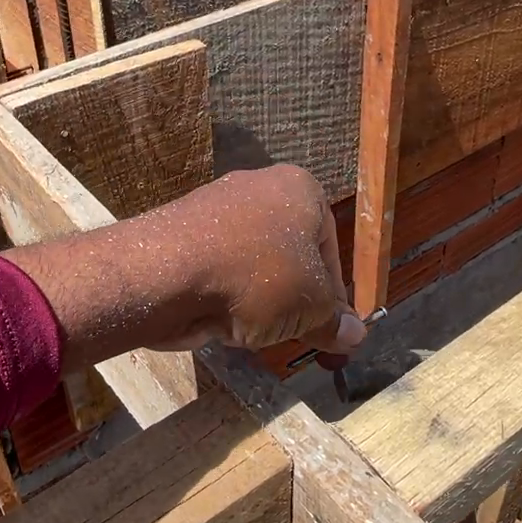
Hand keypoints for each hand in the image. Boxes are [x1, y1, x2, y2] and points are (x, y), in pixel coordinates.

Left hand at [2, 164, 366, 371]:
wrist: (166, 273)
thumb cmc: (257, 279)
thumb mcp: (312, 308)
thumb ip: (335, 322)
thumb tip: (355, 334)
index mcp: (300, 187)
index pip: (331, 248)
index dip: (333, 296)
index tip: (328, 331)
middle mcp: (259, 187)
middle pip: (290, 256)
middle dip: (293, 299)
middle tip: (292, 335)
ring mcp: (217, 208)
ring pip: (253, 267)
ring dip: (258, 302)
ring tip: (252, 330)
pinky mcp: (185, 234)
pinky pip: (219, 271)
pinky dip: (224, 297)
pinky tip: (220, 321)